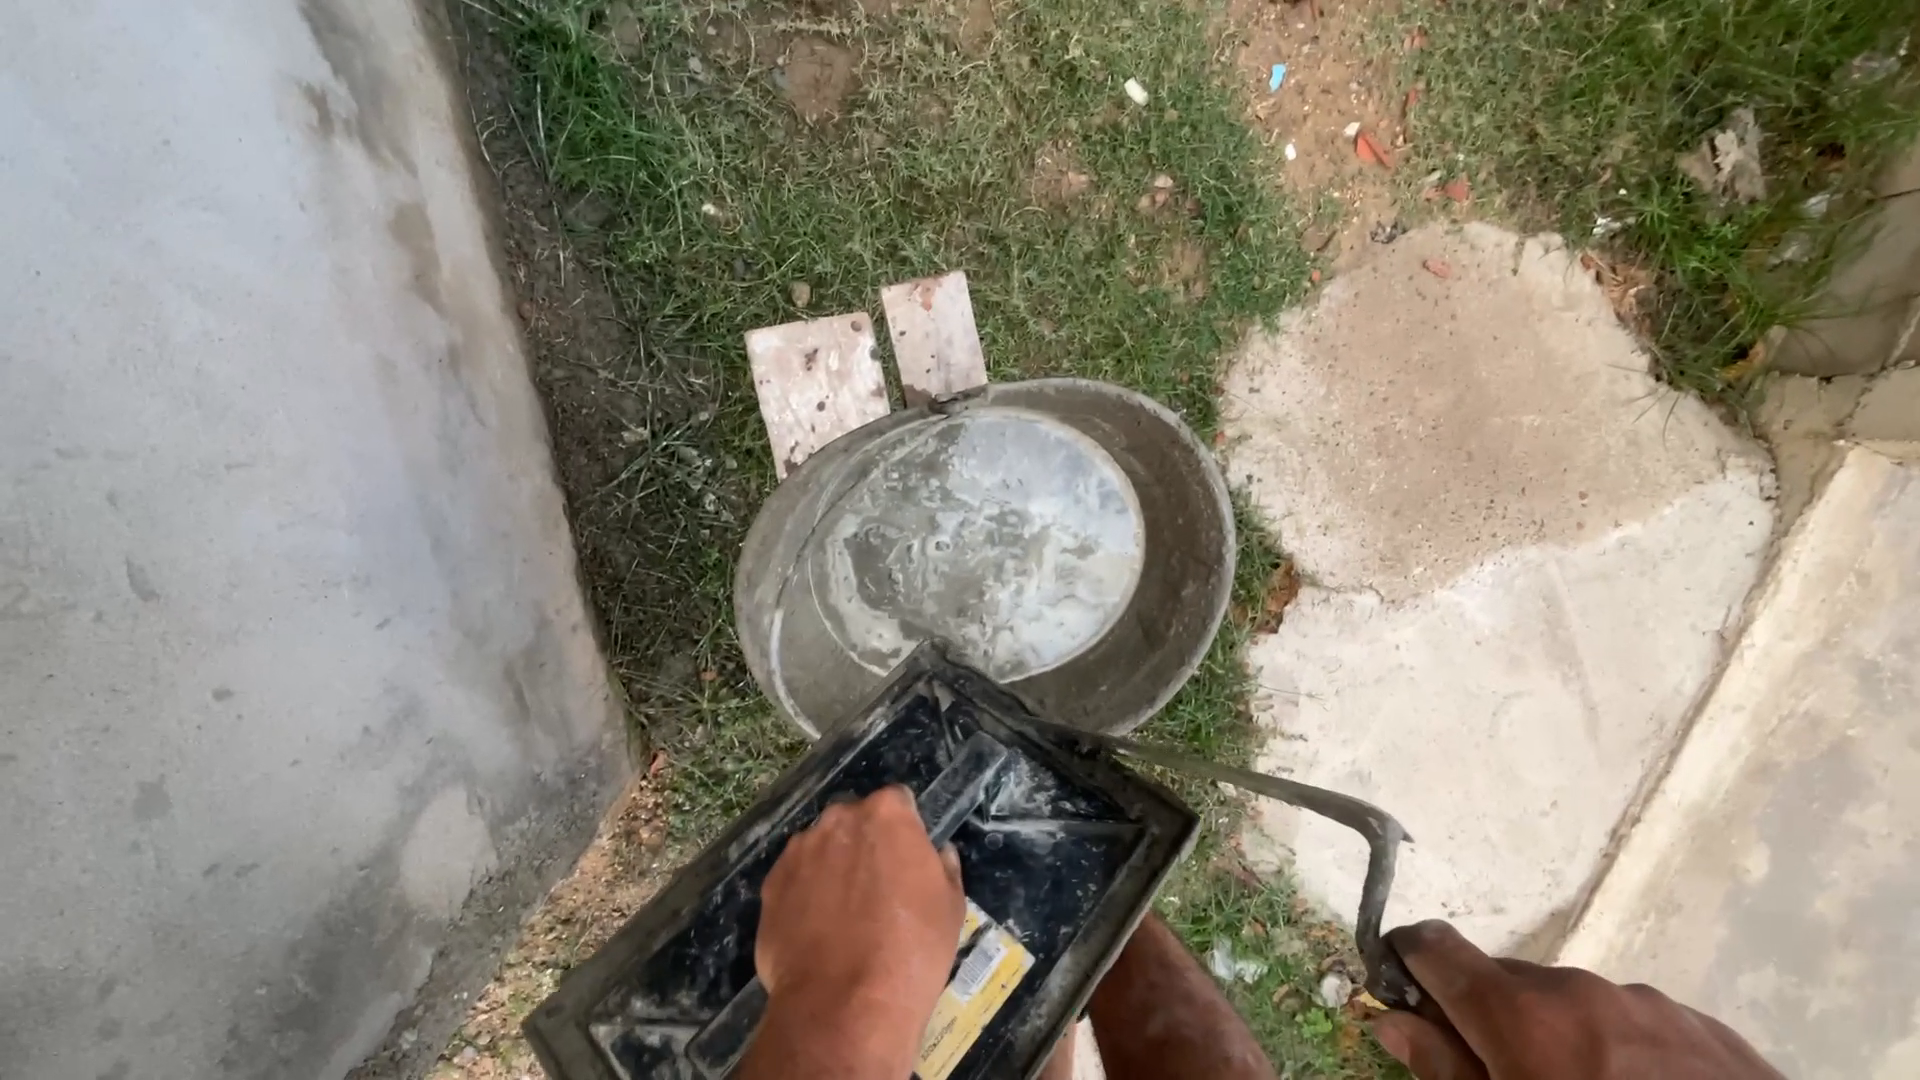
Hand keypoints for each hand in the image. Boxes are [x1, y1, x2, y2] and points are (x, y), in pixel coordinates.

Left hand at [741, 786, 964, 1079]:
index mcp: (887, 814)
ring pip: (822, 848)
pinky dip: (804, 895)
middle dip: (864, 844)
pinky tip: (816, 931)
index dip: (904, 830)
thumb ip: (943, 866)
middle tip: (876, 888)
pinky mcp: (771, 883)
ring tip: (842, 915)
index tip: (906, 859)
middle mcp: (839, 819)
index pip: (898, 802)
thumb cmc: (912, 951)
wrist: (845, 1007)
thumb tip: (937, 854)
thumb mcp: (951, 906)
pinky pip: (794, 878)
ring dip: (832, 867)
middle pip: (855, 821)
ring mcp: (800, 850)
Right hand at [1370, 921, 1782, 1079]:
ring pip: (1575, 1002)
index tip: (1407, 993)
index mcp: (1517, 1010)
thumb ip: (1442, 1070)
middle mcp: (1576, 988)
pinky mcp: (1714, 1033)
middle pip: (1504, 980)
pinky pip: (1642, 1023)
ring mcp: (1651, 1006)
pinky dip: (1626, 1051)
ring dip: (1563, 1035)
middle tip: (1509, 1075)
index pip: (1432, 945)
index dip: (1409, 961)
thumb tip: (1390, 1020)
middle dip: (1493, 1016)